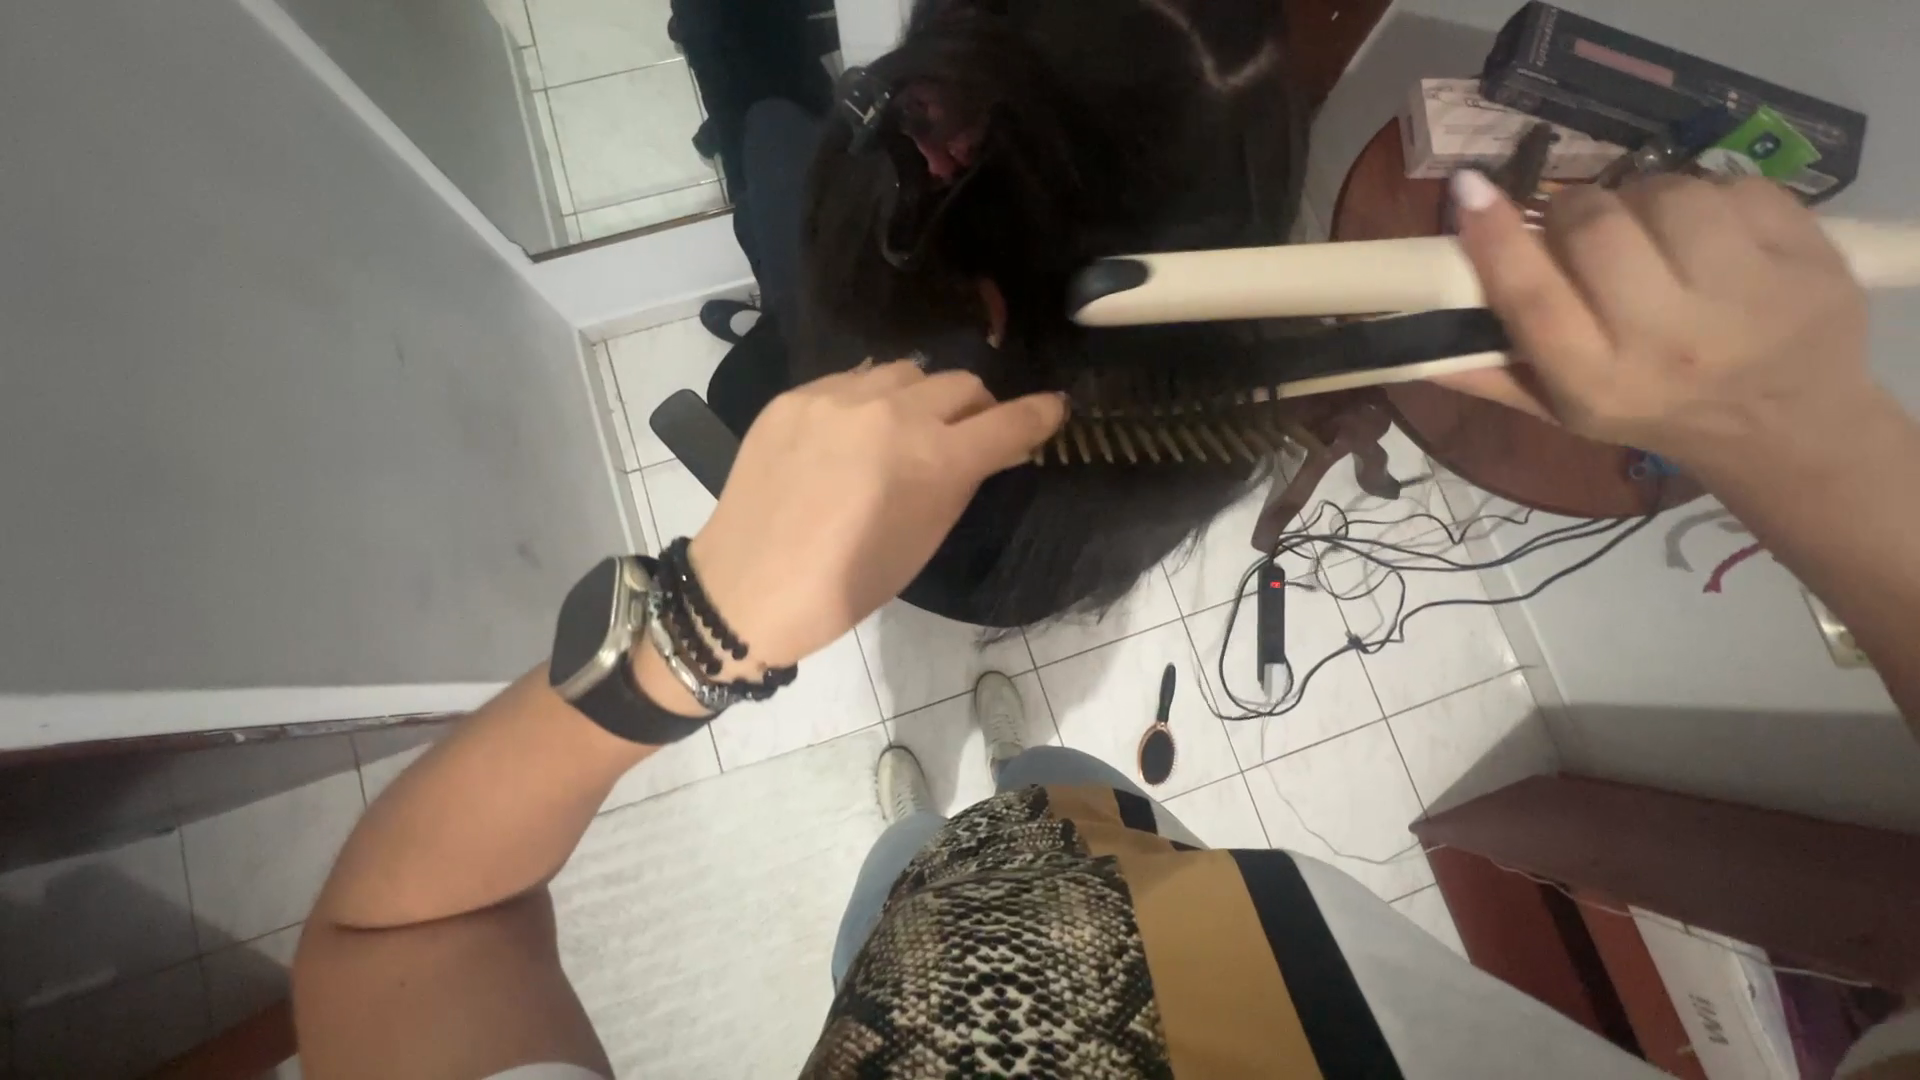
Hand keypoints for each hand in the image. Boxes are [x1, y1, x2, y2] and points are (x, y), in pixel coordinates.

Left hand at [684, 362, 1065, 666]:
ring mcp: (838, 397)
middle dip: (977, 407)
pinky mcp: (796, 395)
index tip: (1053, 409)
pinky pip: (853, 379)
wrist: (748, 587)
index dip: (1040, 415)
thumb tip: (987, 449)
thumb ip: (962, 482)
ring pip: (907, 372)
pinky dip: (870, 400)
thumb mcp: (923, 540)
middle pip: (961, 383)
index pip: (1008, 421)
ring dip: (922, 397)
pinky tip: (855, 431)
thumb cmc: (848, 584)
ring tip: (906, 429)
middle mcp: (891, 412)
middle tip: (968, 433)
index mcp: (933, 459)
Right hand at [1440, 170, 1876, 468]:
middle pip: (1598, 231)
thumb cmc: (1645, 414)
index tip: (1467, 190)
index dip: (1495, 239)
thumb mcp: (1557, 410)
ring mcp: (1749, 295)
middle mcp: (1668, 339)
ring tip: (1639, 227)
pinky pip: (1735, 186)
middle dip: (1571, 210)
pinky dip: (1701, 193)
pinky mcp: (1810, 257)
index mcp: (1595, 380)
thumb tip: (1408, 351)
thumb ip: (1487, 377)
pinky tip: (1698, 227)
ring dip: (1637, 198)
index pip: (1534, 299)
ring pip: (1667, 197)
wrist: (1782, 422)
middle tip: (1569, 223)